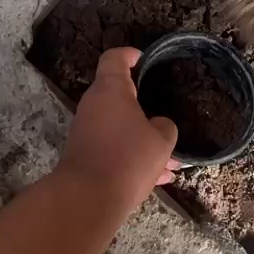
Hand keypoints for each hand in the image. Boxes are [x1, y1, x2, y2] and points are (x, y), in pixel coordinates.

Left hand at [57, 47, 179, 210]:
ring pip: (120, 128)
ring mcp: (86, 131)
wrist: (87, 198)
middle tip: (164, 122)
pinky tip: (156, 179)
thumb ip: (164, 127)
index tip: (144, 60)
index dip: (130, 55)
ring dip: (142, 140)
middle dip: (144, 110)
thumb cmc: (127, 158)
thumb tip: (157, 126)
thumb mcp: (160, 141)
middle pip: (119, 96)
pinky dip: (132, 158)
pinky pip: (113, 149)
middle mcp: (94, 105)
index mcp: (110, 90)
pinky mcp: (84, 155)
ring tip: (169, 163)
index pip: (115, 58)